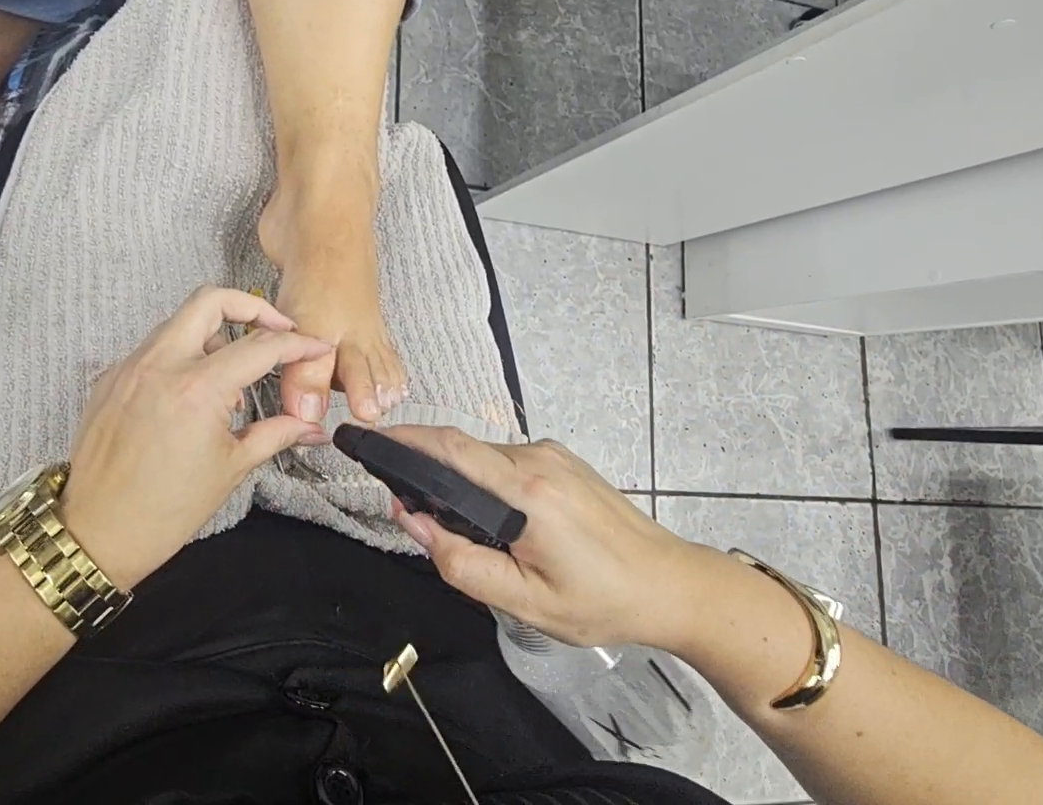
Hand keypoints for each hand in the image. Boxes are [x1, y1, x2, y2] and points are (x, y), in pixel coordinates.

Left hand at [59, 286, 332, 589]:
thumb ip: (276, 433)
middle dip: (251, 306)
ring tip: (232, 376)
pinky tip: (193, 393)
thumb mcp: (232, 467)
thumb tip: (311, 427)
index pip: (260, 345)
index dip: (297, 343)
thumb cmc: (164, 510)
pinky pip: (153, 348)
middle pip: (211, 300)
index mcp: (196, 389)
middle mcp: (160, 365)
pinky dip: (181, 356)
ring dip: (214, 333)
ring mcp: (129, 367)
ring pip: (179, 321)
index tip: (314, 347)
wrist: (97, 534)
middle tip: (276, 328)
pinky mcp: (110, 378)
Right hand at [384, 426, 705, 649]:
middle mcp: (537, 460)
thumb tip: (412, 520)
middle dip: (422, 462)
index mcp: (526, 492)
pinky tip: (488, 515)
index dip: (404, 440)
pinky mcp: (561, 461)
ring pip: (483, 456)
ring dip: (456, 477)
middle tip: (401, 497)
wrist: (673, 585)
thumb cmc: (603, 600)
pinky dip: (482, 479)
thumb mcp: (526, 602)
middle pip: (461, 448)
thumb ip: (461, 563)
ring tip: (450, 521)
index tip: (370, 442)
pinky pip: (505, 461)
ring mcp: (552, 456)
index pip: (450, 448)